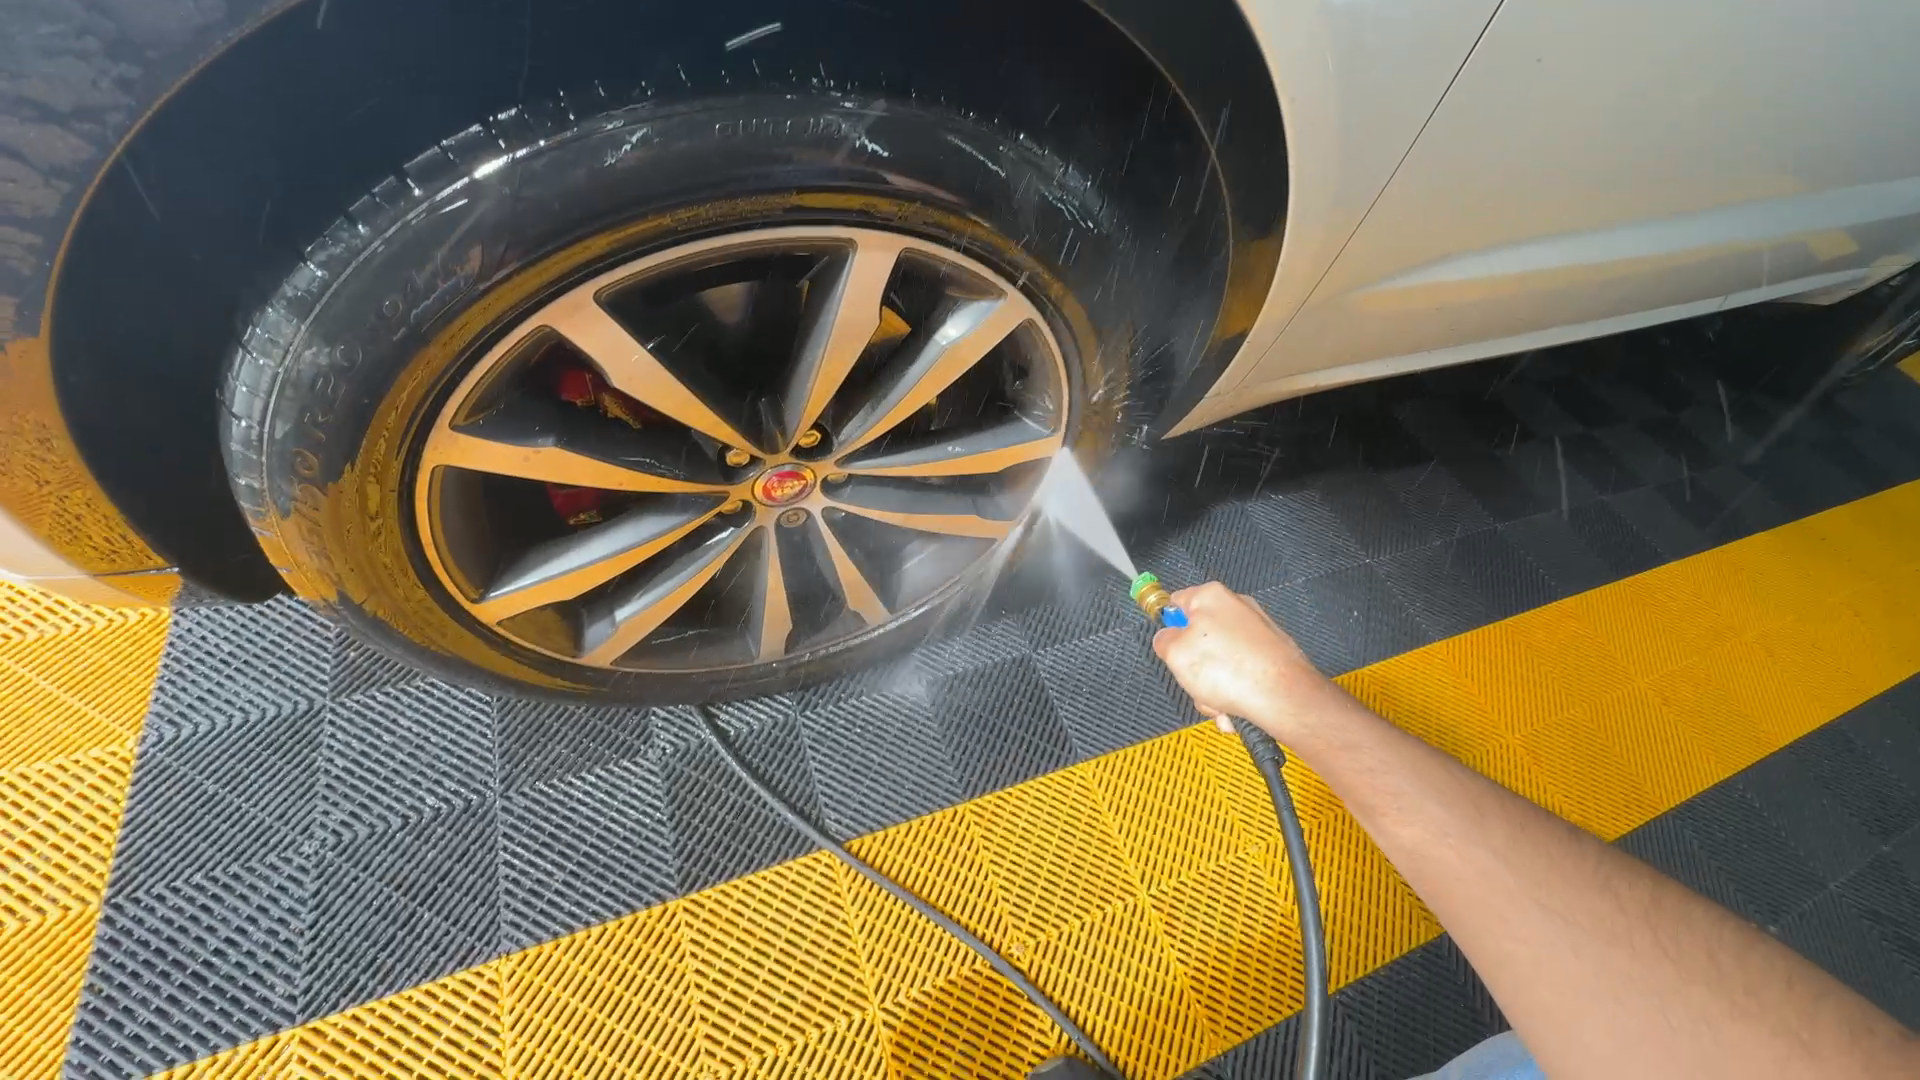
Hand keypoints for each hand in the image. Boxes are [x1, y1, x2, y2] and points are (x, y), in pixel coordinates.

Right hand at [1151, 582, 1340, 743]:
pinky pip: (1242, 672)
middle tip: (1195, 683)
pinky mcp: (1273, 654)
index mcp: (1211, 596)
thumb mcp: (1174, 653)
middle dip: (1193, 666)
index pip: (1176, 602)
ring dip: (1213, 686)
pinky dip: (1235, 691)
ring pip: (1220, 660)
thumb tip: (1167, 640)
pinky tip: (1235, 708)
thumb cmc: (1229, 670)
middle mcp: (1237, 607)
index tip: (1167, 646)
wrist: (1283, 697)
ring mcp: (1258, 631)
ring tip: (1219, 703)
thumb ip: (1163, 641)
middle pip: (1199, 637)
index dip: (1168, 626)